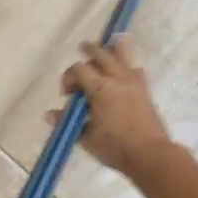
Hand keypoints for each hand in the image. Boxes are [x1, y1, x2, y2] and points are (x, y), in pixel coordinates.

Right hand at [53, 37, 173, 178]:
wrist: (150, 154)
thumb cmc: (115, 147)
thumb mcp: (86, 137)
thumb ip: (68, 122)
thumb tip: (48, 115)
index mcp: (100, 88)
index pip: (78, 69)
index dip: (68, 77)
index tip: (66, 93)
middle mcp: (117, 79)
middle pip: (101, 54)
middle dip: (89, 50)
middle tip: (82, 47)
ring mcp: (134, 82)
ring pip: (122, 56)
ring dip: (112, 49)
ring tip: (109, 43)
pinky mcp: (145, 90)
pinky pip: (135, 69)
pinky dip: (128, 65)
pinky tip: (125, 70)